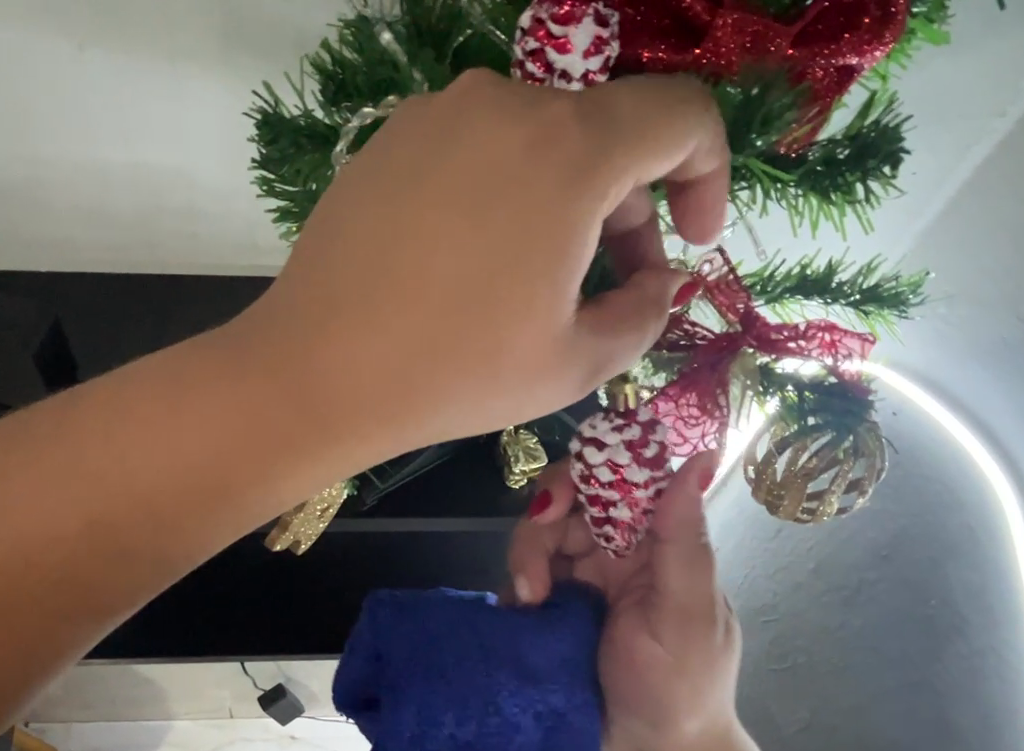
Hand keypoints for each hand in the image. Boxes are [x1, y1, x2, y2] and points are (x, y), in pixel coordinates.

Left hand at [238, 69, 727, 454]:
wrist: (316, 372)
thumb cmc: (454, 373)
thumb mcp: (575, 364)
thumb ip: (647, 314)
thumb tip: (662, 282)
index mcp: (569, 149)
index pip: (681, 114)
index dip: (708, 174)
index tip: (692, 242)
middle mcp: (505, 103)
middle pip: (606, 134)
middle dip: (629, 210)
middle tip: (610, 291)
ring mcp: (438, 114)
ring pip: (538, 142)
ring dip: (564, 203)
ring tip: (535, 286)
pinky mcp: (389, 138)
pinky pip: (477, 150)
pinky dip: (502, 194)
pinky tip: (472, 264)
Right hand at [507, 452, 740, 750]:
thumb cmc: (681, 688)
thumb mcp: (685, 612)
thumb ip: (682, 536)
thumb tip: (699, 456)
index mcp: (661, 540)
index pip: (615, 478)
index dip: (578, 477)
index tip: (549, 508)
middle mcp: (624, 550)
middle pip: (566, 506)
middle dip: (538, 535)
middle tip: (531, 588)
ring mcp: (590, 578)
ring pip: (541, 539)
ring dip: (523, 565)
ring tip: (529, 610)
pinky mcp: (562, 606)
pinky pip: (528, 577)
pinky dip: (516, 590)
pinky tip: (519, 618)